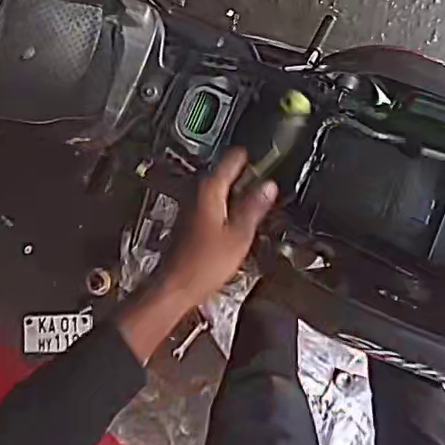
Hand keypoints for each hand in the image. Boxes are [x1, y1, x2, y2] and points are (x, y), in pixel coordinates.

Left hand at [160, 147, 275, 304]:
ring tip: (256, 206)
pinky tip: (237, 223)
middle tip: (266, 187)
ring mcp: (191, 205)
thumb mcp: (239, 234)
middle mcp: (197, 193)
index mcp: (210, 190)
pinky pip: (213, 204)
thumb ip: (254, 206)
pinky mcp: (190, 220)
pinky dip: (227, 208)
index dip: (252, 158)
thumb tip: (268, 186)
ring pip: (220, 189)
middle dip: (247, 178)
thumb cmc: (202, 265)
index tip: (266, 159)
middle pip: (226, 173)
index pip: (232, 158)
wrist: (176, 287)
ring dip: (238, 194)